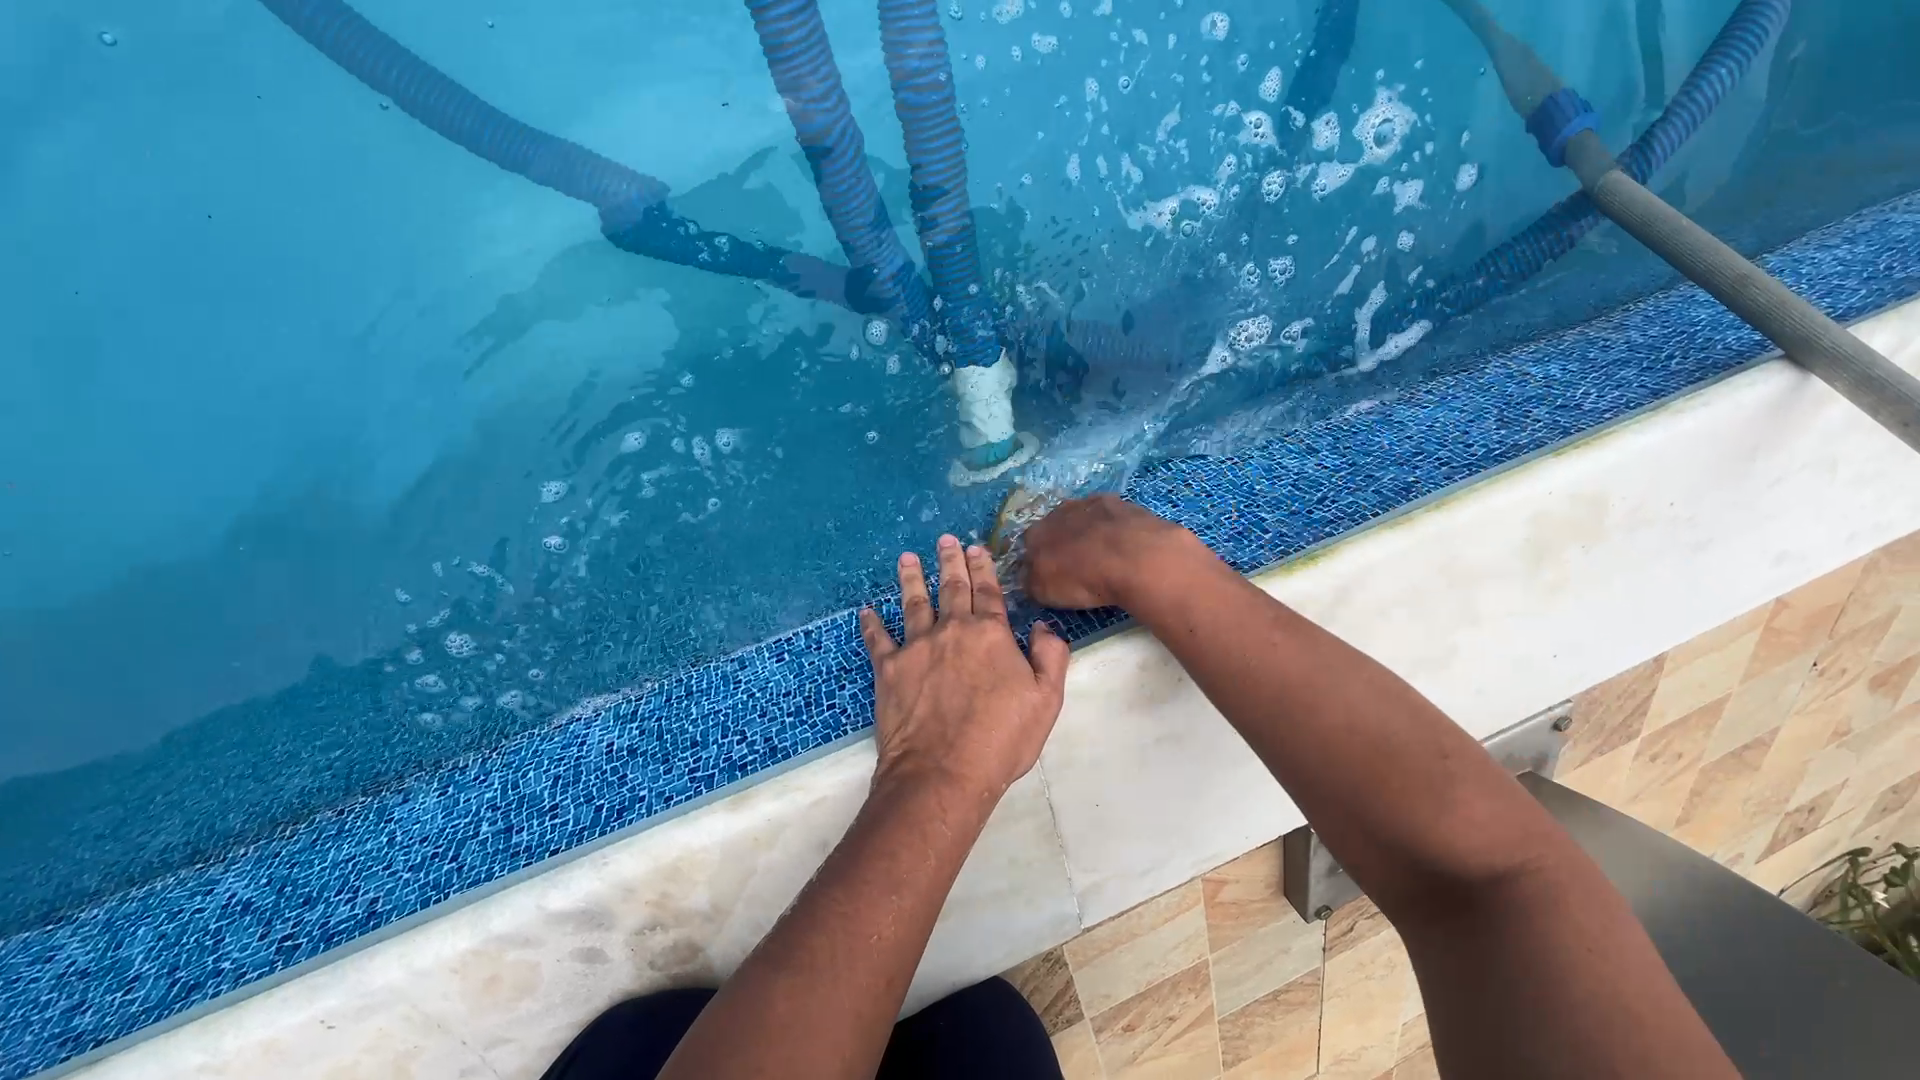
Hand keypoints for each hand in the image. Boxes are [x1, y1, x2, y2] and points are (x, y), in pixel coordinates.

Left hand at [859, 535, 1069, 804]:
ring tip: (907, 558)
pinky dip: (871, 623)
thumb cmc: (1000, 740)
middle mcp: (952, 631)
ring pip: (913, 603)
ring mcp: (916, 648)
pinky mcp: (888, 669)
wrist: (942, 772)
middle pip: (950, 588)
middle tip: (944, 539)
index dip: (983, 568)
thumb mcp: (1046, 700)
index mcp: (991, 635)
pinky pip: (877, 639)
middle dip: (949, 561)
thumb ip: (1050, 656)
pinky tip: (866, 610)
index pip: (988, 592)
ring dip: (910, 578)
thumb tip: (1041, 626)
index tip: (977, 548)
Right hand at [1020, 494, 1205, 609]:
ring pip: (1082, 518)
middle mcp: (1058, 512)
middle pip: (1056, 527)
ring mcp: (1090, 504)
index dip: (1038, 560)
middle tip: (1078, 565)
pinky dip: (1113, 526)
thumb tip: (1027, 576)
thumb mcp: (1044, 592)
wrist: (1132, 557)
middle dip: (1063, 542)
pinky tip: (1123, 542)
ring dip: (1088, 532)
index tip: (1051, 575)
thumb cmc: (1082, 579)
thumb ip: (1030, 582)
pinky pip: (1110, 515)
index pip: (1029, 546)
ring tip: (1104, 554)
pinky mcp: (1120, 502)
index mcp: (1036, 534)